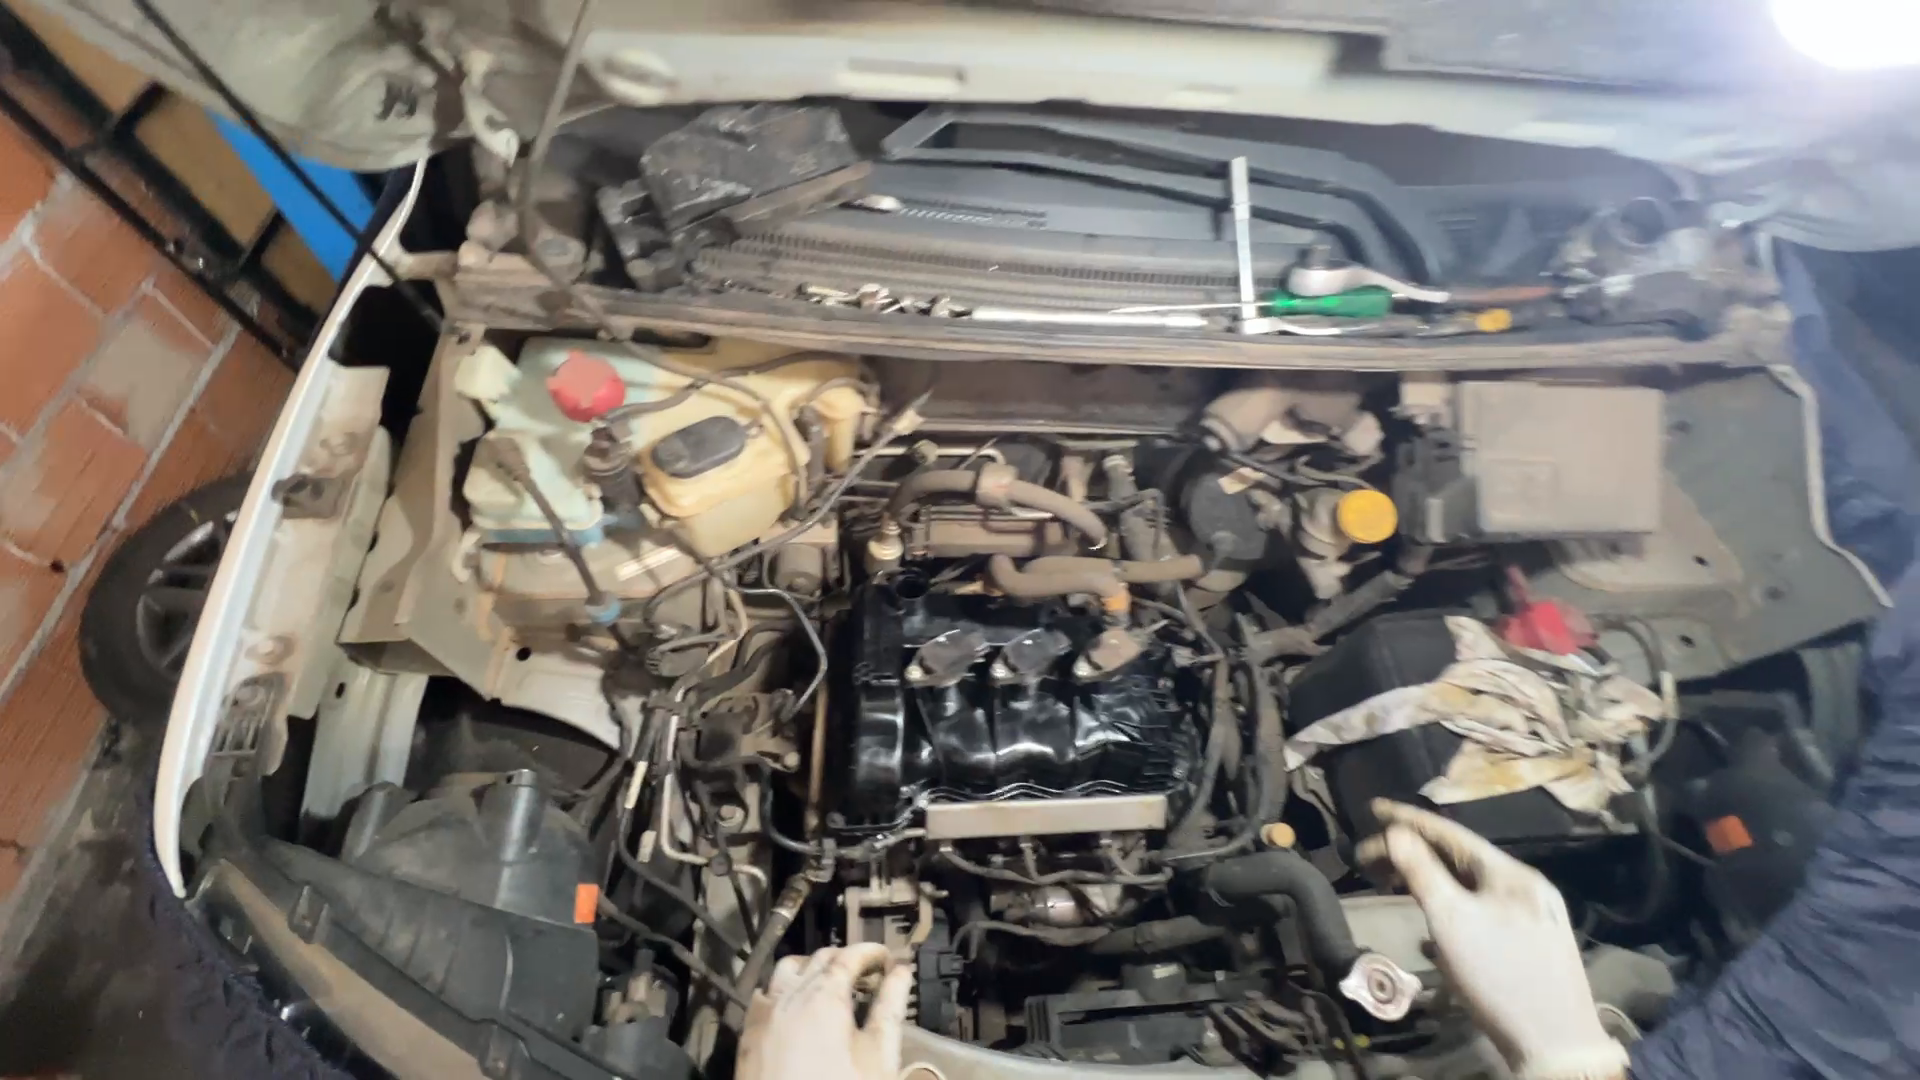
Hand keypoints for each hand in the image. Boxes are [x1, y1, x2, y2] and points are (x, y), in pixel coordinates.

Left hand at [735, 944, 913, 1079]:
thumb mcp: (878, 1055)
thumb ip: (891, 1006)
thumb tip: (902, 970)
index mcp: (825, 992)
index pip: (851, 955)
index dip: (871, 952)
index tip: (888, 961)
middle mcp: (791, 992)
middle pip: (820, 957)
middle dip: (846, 960)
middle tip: (867, 978)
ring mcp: (765, 1013)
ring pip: (788, 969)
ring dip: (811, 969)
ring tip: (830, 988)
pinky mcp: (748, 1036)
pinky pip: (763, 995)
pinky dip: (781, 990)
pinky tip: (793, 1007)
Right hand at [1357, 799, 1628, 1079]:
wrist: (1558, 1050)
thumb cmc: (1498, 977)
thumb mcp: (1450, 919)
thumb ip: (1419, 869)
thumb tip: (1393, 833)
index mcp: (1509, 873)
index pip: (1448, 832)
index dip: (1406, 818)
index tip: (1372, 807)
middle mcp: (1524, 885)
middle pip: (1457, 855)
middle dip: (1410, 851)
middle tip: (1370, 859)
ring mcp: (1532, 913)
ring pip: (1467, 880)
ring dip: (1426, 876)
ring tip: (1392, 883)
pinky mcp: (1531, 940)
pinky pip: (1478, 903)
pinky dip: (1447, 899)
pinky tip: (1431, 916)